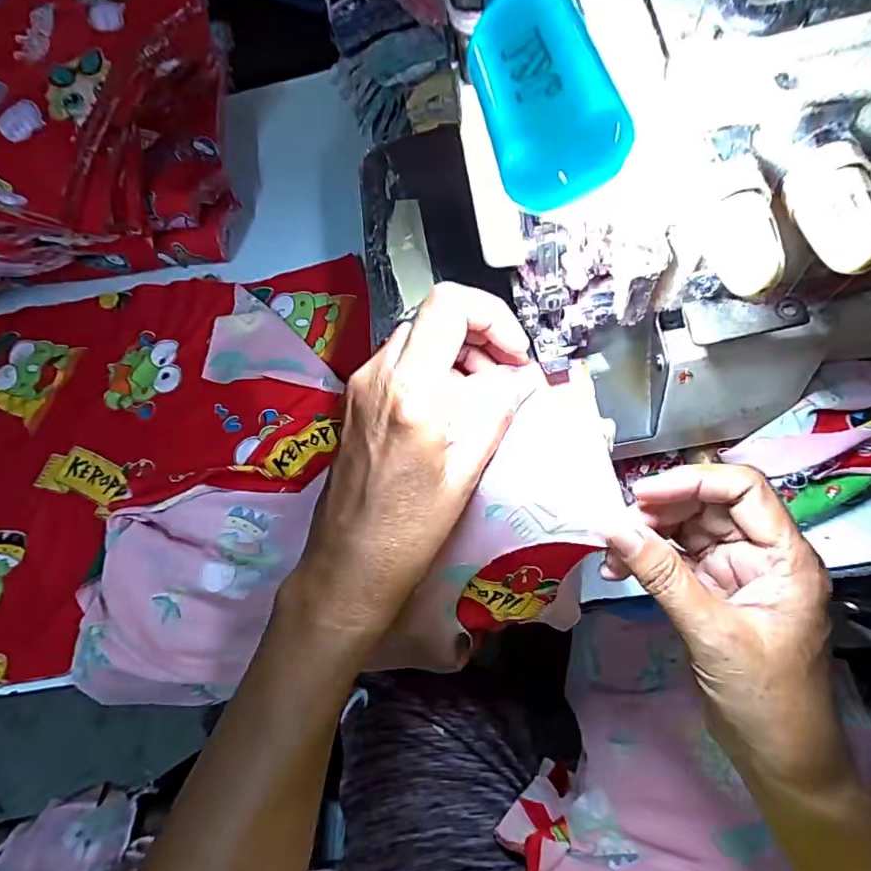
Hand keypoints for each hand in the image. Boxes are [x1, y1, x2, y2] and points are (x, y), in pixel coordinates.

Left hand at [283, 283, 538, 655]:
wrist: (347, 565)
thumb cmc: (406, 533)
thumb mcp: (464, 473)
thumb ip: (496, 412)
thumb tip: (523, 379)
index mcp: (408, 391)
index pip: (449, 305)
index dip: (494, 317)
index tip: (515, 354)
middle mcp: (376, 377)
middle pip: (433, 317)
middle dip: (480, 337)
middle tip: (506, 377)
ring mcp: (359, 387)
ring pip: (417, 339)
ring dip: (458, 355)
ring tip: (484, 398)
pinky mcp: (354, 403)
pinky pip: (400, 364)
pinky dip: (434, 372)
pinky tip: (452, 411)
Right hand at [603, 464, 847, 790]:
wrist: (781, 760)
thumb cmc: (767, 700)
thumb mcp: (713, 633)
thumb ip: (662, 576)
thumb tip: (613, 529)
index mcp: (786, 557)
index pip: (743, 491)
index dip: (692, 483)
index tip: (642, 496)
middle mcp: (763, 556)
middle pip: (711, 507)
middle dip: (662, 510)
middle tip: (618, 526)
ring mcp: (738, 574)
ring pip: (689, 532)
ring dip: (649, 535)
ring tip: (612, 550)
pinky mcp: (715, 593)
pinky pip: (678, 561)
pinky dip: (649, 560)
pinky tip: (620, 567)